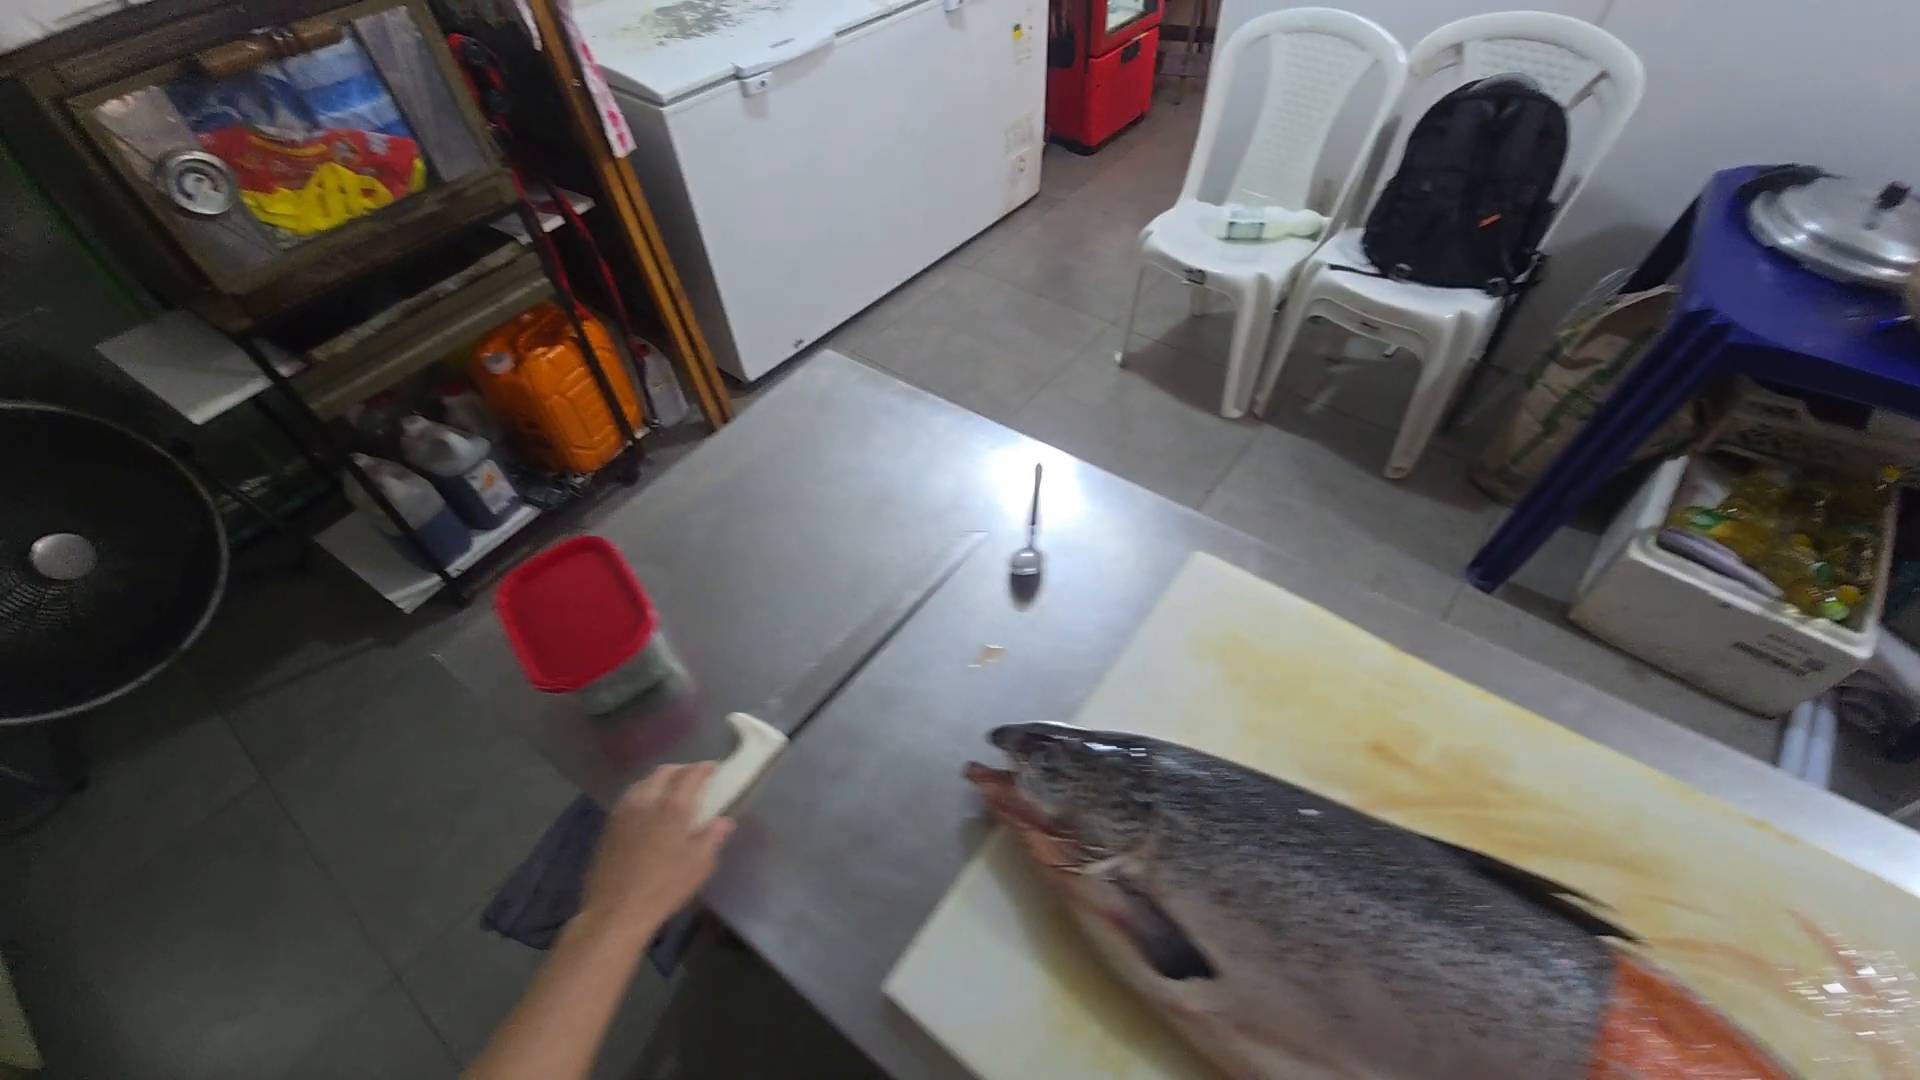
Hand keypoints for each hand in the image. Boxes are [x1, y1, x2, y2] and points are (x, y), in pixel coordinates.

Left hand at [580, 763, 734, 933]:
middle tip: (692, 777)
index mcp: (673, 807)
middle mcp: (647, 802)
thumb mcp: (699, 864)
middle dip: (680, 770)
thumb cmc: (665, 887)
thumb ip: (713, 837)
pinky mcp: (609, 828)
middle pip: (663, 773)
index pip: (691, 775)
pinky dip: (642, 794)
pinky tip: (645, 809)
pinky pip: (628, 799)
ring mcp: (624, 813)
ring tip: (668, 790)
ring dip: (658, 780)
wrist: (616, 911)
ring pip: (642, 783)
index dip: (704, 768)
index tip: (713, 768)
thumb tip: (724, 821)